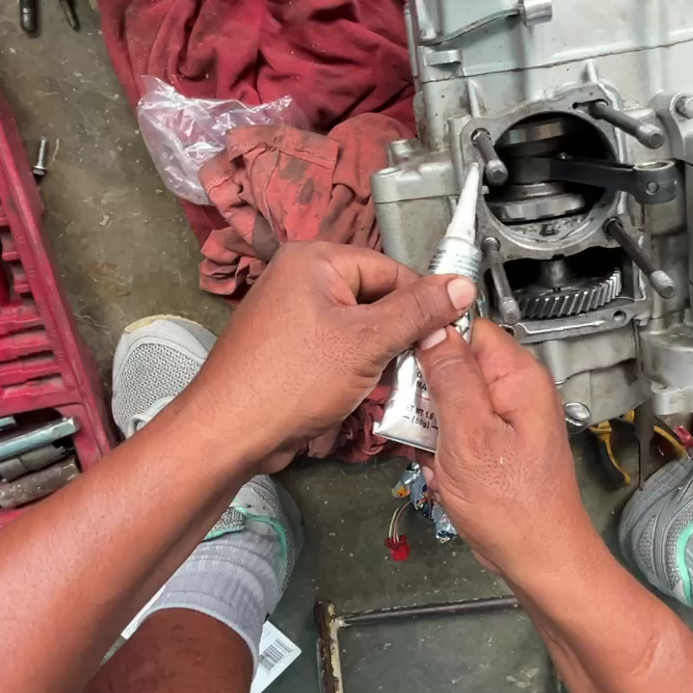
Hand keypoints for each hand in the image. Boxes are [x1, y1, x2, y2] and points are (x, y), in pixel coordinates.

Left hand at [181, 242, 475, 469]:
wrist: (229, 433)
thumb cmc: (292, 380)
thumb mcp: (367, 341)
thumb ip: (418, 312)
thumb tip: (462, 286)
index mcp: (316, 259)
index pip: (392, 270)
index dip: (422, 303)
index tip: (447, 334)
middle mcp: (302, 279)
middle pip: (377, 299)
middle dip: (400, 335)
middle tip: (419, 364)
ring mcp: (294, 315)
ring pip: (361, 328)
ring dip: (382, 356)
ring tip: (389, 382)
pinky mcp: (292, 348)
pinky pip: (339, 348)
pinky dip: (358, 368)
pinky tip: (365, 392)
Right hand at [414, 318, 596, 577]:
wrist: (538, 559)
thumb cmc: (510, 504)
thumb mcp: (469, 435)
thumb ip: (451, 377)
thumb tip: (432, 327)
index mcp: (516, 376)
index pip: (466, 328)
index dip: (430, 340)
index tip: (400, 363)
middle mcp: (514, 389)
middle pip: (454, 364)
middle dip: (424, 392)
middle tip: (407, 419)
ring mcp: (504, 417)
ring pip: (449, 400)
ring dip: (428, 425)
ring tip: (427, 454)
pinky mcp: (494, 443)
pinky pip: (457, 429)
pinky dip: (441, 447)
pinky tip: (438, 471)